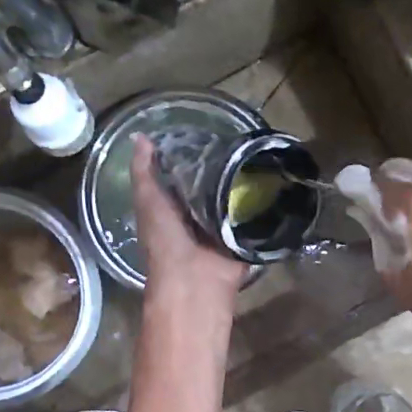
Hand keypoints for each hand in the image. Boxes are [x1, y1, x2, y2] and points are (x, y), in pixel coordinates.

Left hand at [131, 135, 246, 294]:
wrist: (194, 281)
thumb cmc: (165, 240)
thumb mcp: (148, 200)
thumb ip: (144, 171)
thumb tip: (139, 136)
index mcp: (172, 208)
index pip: (184, 175)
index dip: (191, 155)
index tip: (207, 131)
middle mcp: (197, 217)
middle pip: (211, 186)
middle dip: (221, 167)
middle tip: (238, 140)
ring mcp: (222, 229)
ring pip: (234, 199)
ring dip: (243, 183)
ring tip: (258, 155)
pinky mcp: (244, 239)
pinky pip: (254, 218)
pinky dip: (262, 205)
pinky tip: (273, 182)